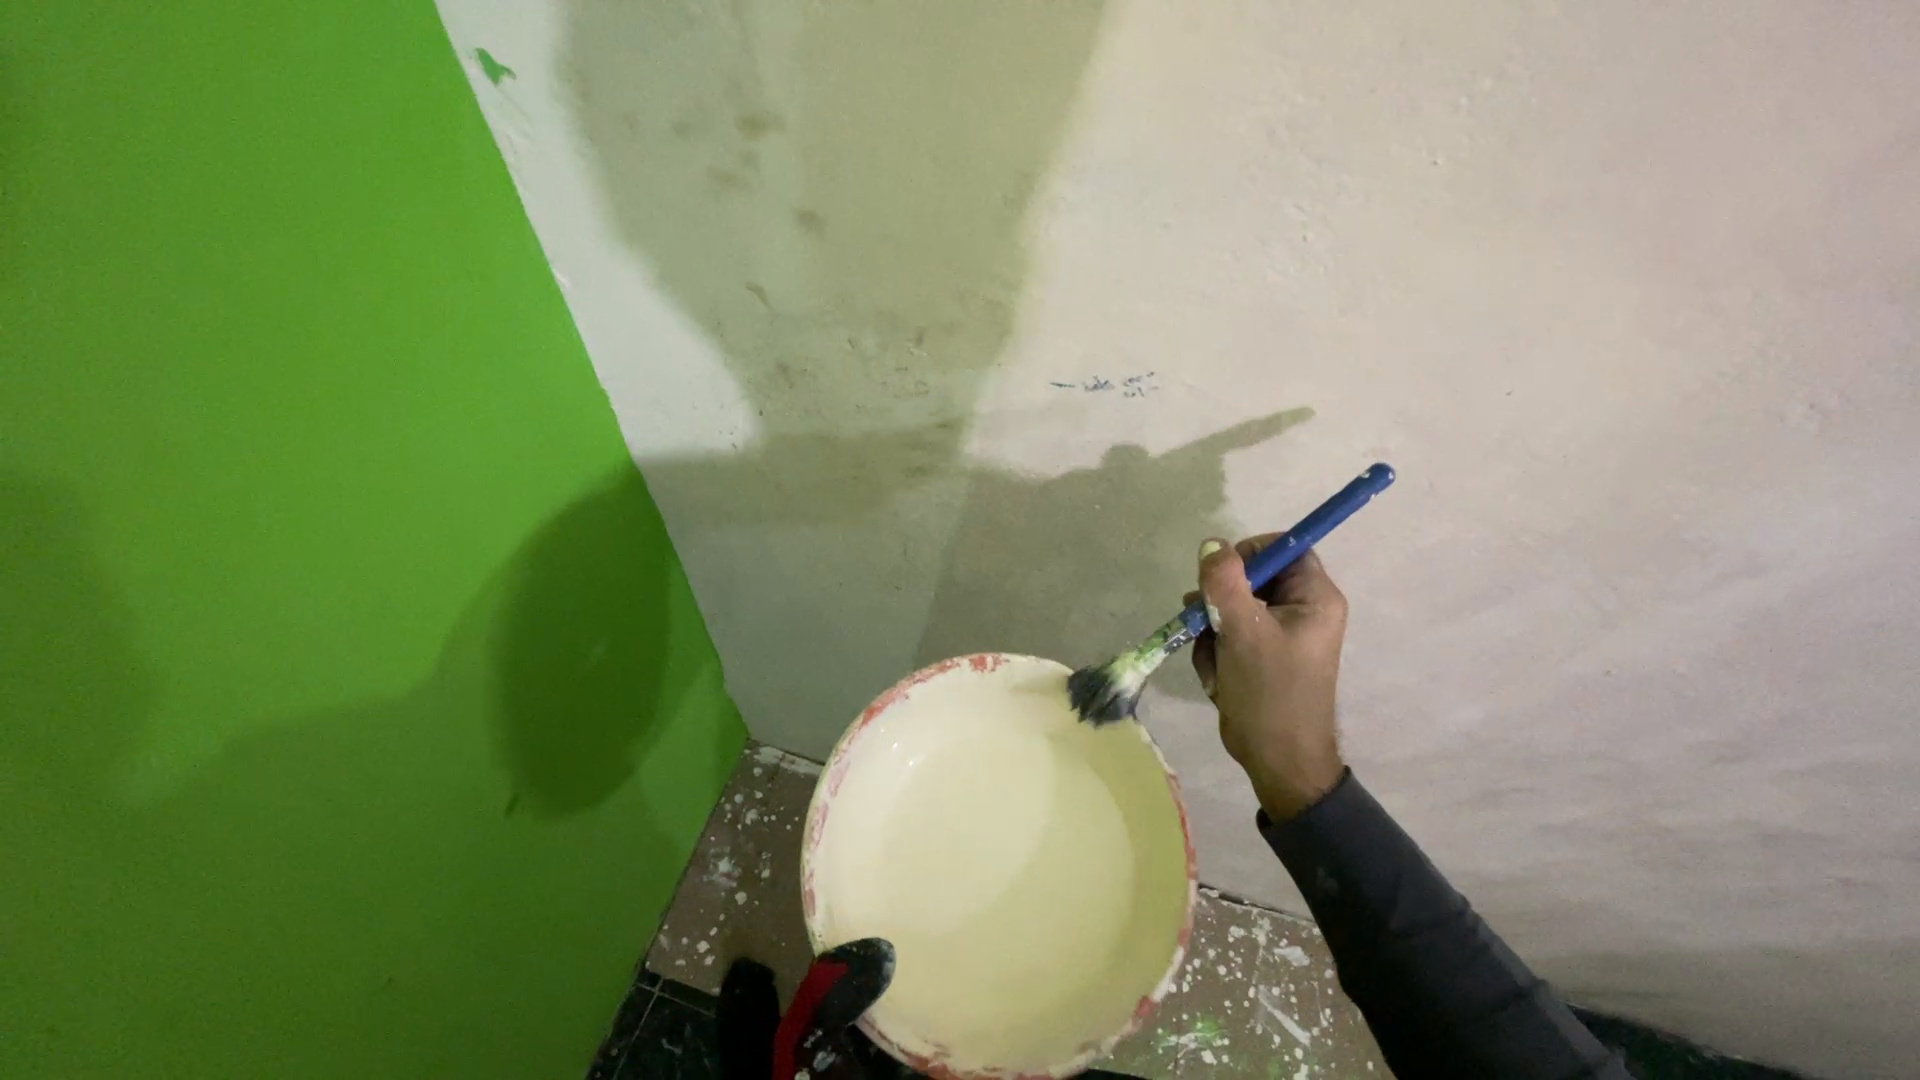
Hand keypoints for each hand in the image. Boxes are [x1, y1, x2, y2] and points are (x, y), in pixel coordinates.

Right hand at [1190, 537, 1347, 820]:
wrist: (1277, 759)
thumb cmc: (1270, 692)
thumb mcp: (1242, 631)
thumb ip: (1224, 582)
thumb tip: (1212, 544)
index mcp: (1315, 599)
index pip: (1285, 548)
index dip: (1250, 552)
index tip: (1220, 574)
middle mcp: (1302, 611)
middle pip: (1252, 578)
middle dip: (1221, 599)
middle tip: (1206, 619)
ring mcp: (1280, 635)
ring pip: (1233, 607)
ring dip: (1213, 628)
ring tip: (1214, 658)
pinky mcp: (1261, 656)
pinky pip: (1229, 634)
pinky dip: (1215, 650)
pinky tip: (1217, 674)